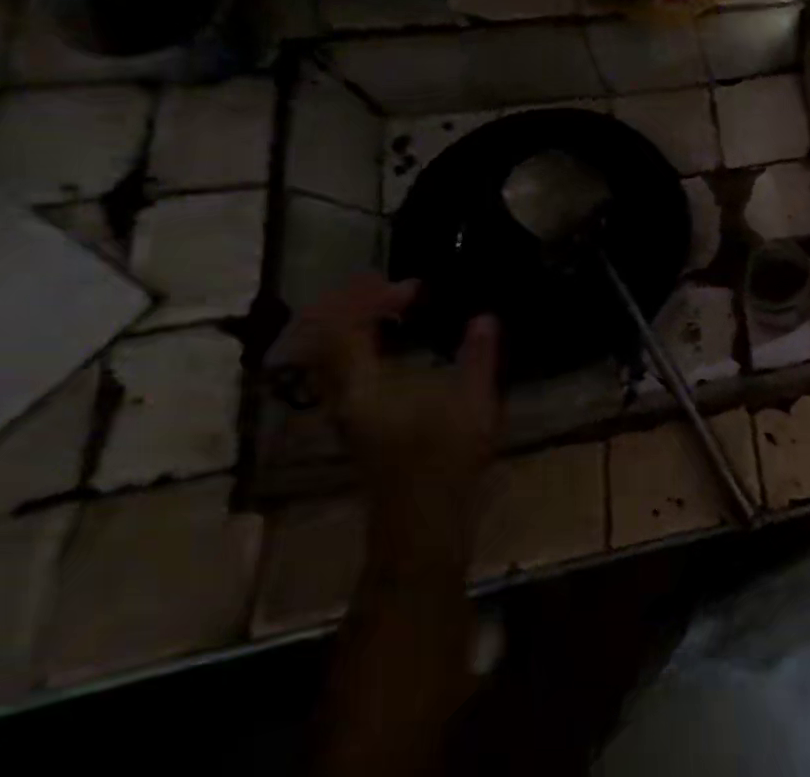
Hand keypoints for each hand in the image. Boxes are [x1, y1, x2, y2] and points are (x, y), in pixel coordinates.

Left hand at [274, 275, 500, 506]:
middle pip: (324, 337)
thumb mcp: (472, 404)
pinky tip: (391, 346)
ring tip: (387, 308)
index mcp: (361, 387)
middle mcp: (343, 396)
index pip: (346, 326)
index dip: (373, 298)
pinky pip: (344, 369)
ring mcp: (347, 412)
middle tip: (386, 287)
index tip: (414, 287)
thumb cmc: (445, 462)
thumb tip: (486, 317)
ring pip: (330, 355)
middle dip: (351, 304)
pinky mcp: (359, 424)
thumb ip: (478, 356)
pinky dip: (360, 345)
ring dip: (352, 324)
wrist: (422, 524)